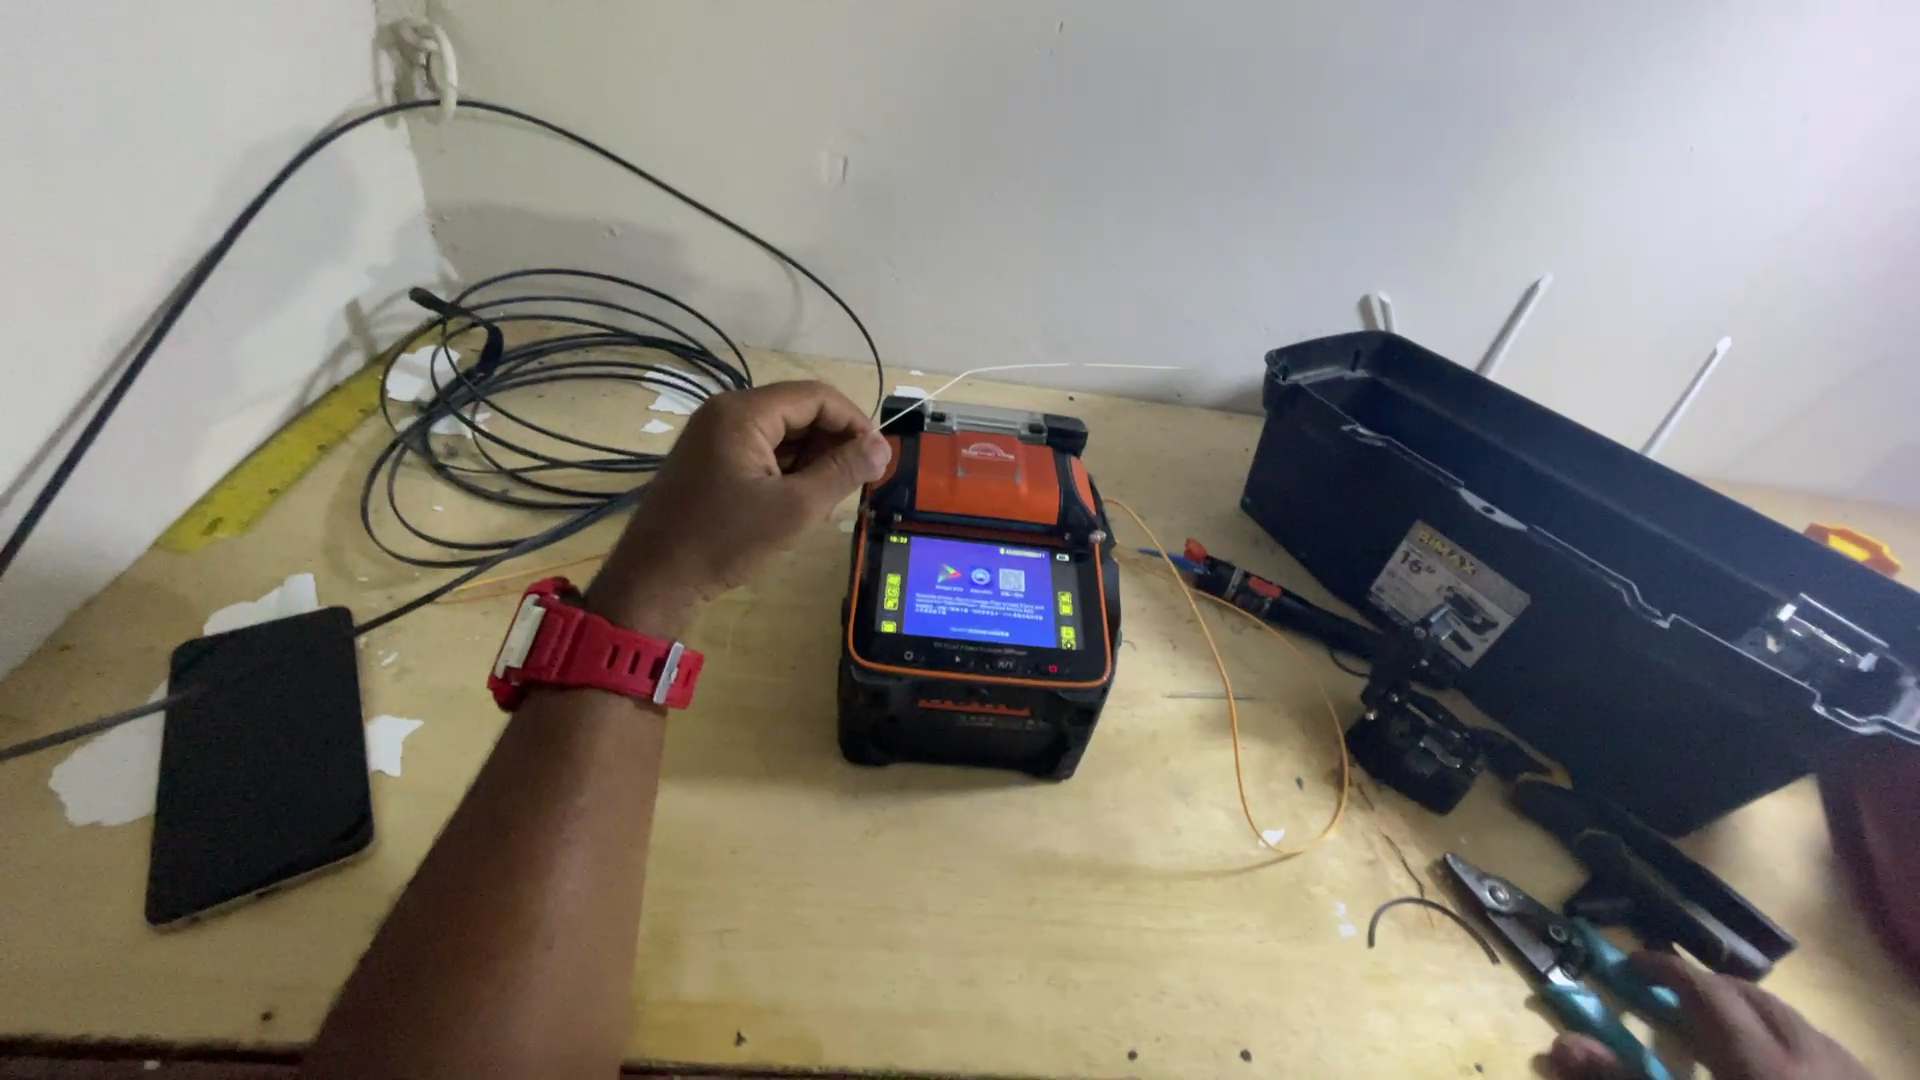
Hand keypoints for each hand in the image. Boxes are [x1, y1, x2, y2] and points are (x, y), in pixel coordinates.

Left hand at [586, 381, 890, 633]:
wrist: (656, 579)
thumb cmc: (726, 541)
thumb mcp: (796, 508)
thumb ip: (844, 472)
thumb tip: (883, 446)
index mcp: (744, 413)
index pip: (817, 396)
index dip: (855, 422)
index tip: (878, 458)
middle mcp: (726, 412)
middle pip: (799, 411)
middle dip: (834, 442)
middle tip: (857, 482)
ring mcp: (714, 435)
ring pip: (783, 432)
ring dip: (813, 458)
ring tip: (830, 498)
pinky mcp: (710, 459)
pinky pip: (762, 450)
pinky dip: (788, 469)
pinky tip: (799, 501)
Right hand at [1549, 951, 1874, 1079]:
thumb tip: (1561, 1045)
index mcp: (1760, 1062)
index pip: (1704, 988)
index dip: (1663, 968)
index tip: (1630, 967)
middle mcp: (1811, 1061)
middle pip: (1752, 998)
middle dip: (1705, 988)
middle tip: (1669, 994)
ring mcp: (1851, 1079)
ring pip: (1797, 1023)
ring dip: (1750, 1013)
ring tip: (1720, 1028)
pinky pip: (1834, 1054)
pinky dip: (1795, 1044)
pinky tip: (1779, 1066)